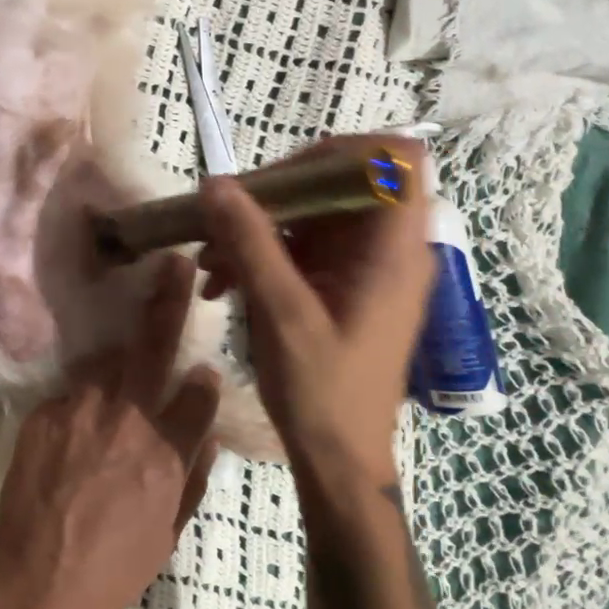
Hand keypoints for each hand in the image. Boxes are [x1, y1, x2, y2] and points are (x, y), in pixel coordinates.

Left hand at [0, 256, 221, 608]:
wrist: (39, 572)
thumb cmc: (114, 564)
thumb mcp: (170, 530)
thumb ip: (192, 476)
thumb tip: (208, 435)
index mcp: (167, 449)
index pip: (197, 395)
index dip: (204, 379)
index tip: (205, 367)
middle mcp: (127, 416)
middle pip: (153, 345)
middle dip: (167, 298)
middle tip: (175, 261)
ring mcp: (80, 407)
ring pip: (103, 364)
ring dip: (115, 357)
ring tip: (118, 348)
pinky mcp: (44, 410)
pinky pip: (68, 392)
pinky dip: (78, 398)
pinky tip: (76, 419)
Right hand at [196, 136, 433, 481]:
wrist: (338, 457)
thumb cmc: (323, 389)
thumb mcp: (282, 312)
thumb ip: (252, 243)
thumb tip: (217, 183)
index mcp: (393, 251)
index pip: (399, 161)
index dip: (346, 152)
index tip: (285, 174)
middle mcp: (385, 250)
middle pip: (341, 182)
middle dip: (277, 192)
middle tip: (225, 217)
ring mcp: (362, 268)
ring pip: (312, 213)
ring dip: (255, 226)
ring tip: (209, 259)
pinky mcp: (339, 286)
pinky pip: (300, 245)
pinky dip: (258, 253)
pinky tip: (219, 282)